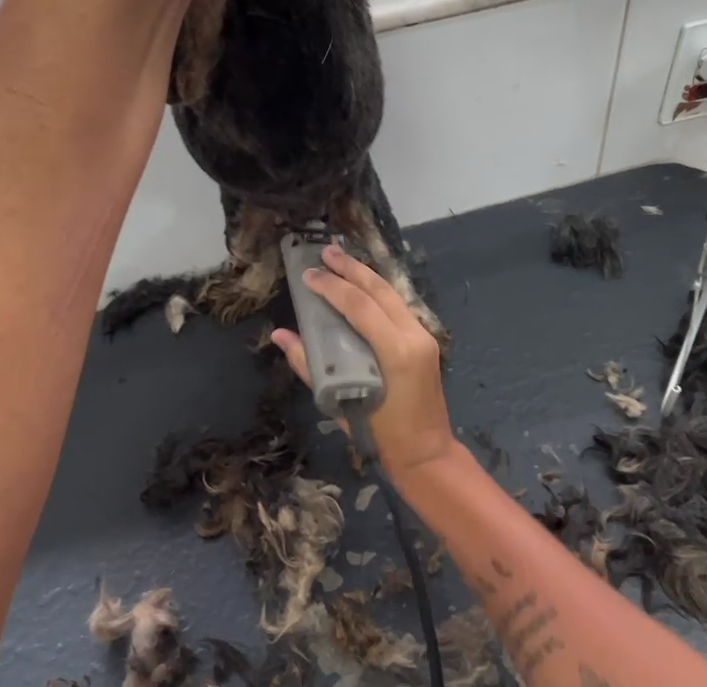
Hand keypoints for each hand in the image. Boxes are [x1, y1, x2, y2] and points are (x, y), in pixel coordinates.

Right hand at [271, 244, 459, 476]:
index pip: (360, 306)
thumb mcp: (340, 402)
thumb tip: (280, 336)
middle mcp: (414, 336)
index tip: (308, 274)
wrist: (426, 453)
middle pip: (379, 290)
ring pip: (392, 294)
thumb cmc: (381, 434)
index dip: (332, 286)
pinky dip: (376, 292)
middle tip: (325, 252)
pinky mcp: (425, 341)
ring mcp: (424, 336)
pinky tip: (359, 286)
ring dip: (364, 275)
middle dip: (350, 269)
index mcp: (396, 352)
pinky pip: (397, 306)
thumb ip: (310, 365)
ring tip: (339, 260)